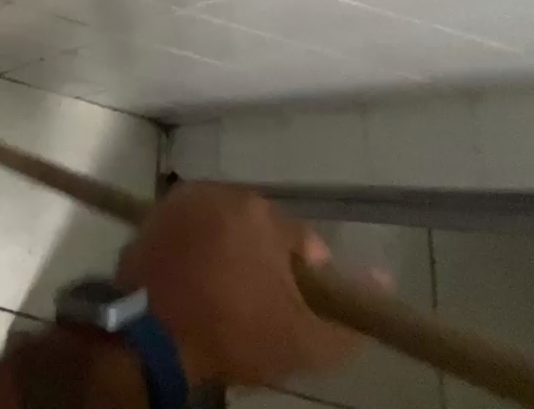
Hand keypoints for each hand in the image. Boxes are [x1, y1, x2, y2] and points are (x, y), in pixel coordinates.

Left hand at [116, 182, 368, 387]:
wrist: (150, 333)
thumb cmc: (233, 332)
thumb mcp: (308, 342)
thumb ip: (351, 315)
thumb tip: (382, 277)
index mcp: (259, 212)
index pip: (304, 244)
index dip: (307, 280)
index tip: (294, 309)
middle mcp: (217, 192)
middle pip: (261, 228)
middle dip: (266, 260)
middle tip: (259, 302)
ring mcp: (178, 200)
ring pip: (224, 226)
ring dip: (230, 251)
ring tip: (226, 292)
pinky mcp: (151, 214)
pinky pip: (191, 229)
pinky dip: (197, 247)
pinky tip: (196, 280)